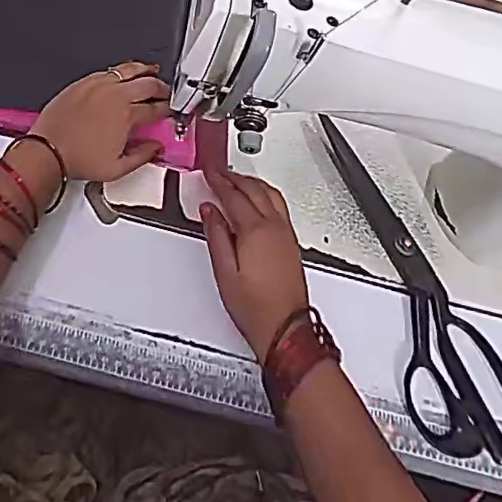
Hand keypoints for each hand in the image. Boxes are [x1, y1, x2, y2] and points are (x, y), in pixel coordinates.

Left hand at [25, 62, 172, 183]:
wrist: (48, 150)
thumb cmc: (77, 158)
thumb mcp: (117, 168)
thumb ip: (142, 156)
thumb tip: (155, 148)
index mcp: (127, 115)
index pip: (155, 108)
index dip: (166, 109)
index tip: (168, 110)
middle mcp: (114, 96)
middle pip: (148, 84)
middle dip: (161, 88)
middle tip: (164, 92)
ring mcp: (98, 86)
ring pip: (128, 70)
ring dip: (144, 70)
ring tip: (150, 71)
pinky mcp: (83, 83)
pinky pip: (107, 71)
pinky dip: (120, 71)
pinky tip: (121, 73)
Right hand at [199, 171, 310, 360]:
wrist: (285, 329)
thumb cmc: (257, 307)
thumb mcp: (225, 272)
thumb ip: (216, 235)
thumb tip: (209, 211)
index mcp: (256, 231)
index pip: (234, 196)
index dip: (219, 182)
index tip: (209, 173)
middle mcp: (274, 228)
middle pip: (254, 190)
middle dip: (235, 178)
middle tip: (219, 172)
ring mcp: (286, 234)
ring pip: (270, 195)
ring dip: (252, 183)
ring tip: (237, 180)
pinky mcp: (291, 243)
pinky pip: (278, 206)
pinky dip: (265, 194)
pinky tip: (258, 198)